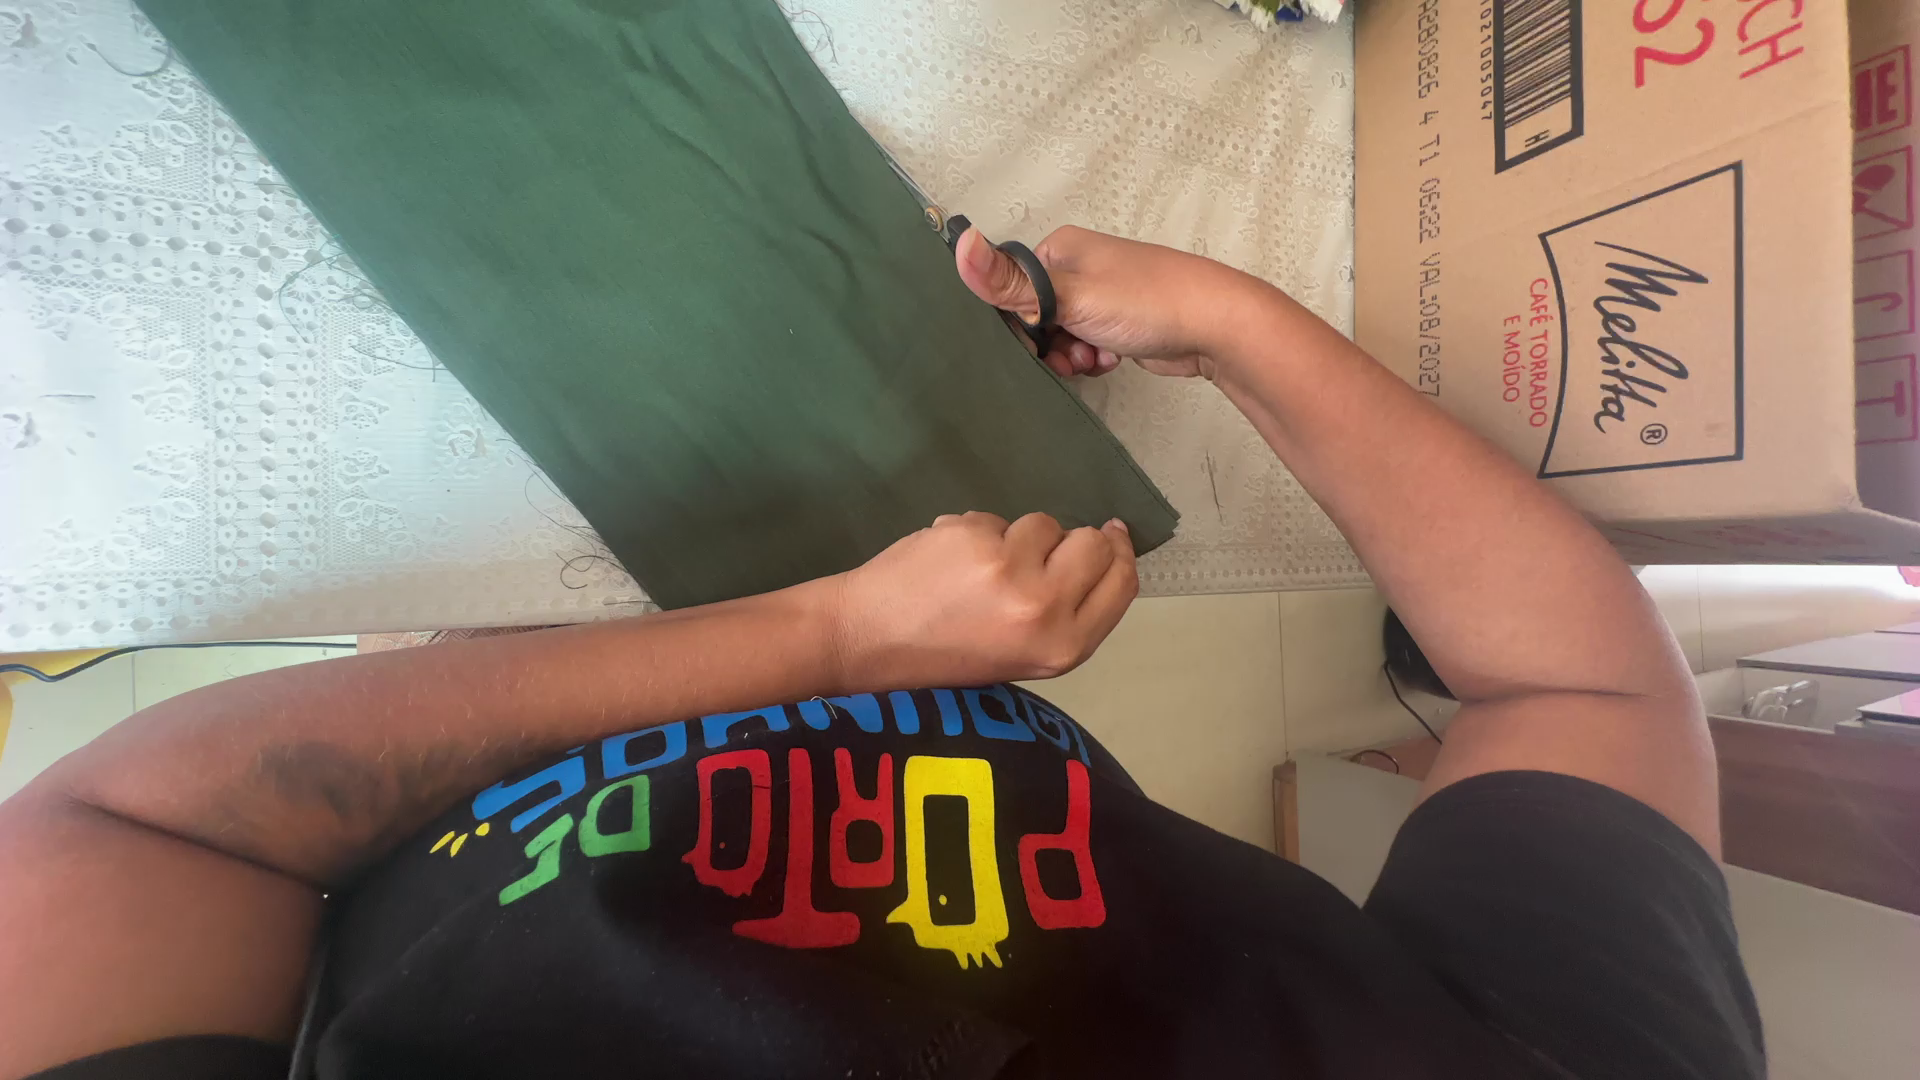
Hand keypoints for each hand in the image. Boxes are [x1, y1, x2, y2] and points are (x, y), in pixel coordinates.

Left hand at [830, 511, 1137, 687]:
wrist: (866, 639)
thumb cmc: (946, 656)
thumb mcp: (1024, 655)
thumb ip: (1066, 611)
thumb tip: (1100, 547)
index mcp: (1064, 648)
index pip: (1121, 583)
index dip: (1121, 553)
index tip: (1113, 534)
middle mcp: (1045, 608)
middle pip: (1095, 542)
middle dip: (1071, 540)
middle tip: (1035, 555)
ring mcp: (1009, 568)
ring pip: (1043, 523)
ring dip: (1017, 537)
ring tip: (977, 570)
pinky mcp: (974, 536)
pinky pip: (997, 518)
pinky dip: (977, 533)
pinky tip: (948, 560)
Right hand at [954, 224, 1260, 379]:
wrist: (1214, 325)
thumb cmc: (1142, 302)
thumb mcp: (1070, 294)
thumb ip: (1012, 281)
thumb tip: (960, 242)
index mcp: (1058, 250)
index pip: (1010, 290)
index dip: (1016, 325)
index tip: (1033, 346)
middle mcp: (1075, 268)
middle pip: (1033, 318)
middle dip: (1047, 347)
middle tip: (1068, 358)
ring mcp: (1098, 296)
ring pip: (1058, 338)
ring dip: (1070, 357)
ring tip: (1093, 361)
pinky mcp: (1115, 323)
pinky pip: (1084, 345)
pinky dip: (1091, 359)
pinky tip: (1109, 362)